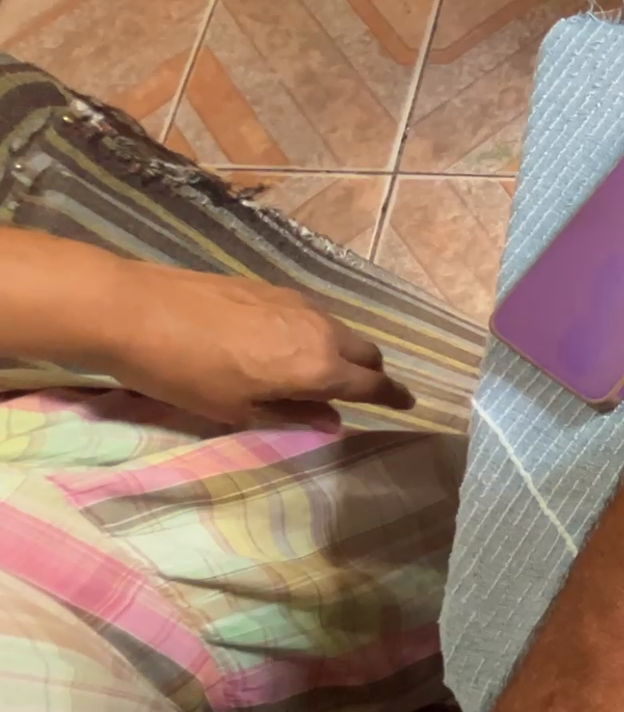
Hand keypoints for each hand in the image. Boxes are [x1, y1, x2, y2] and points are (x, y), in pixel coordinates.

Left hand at [100, 261, 413, 427]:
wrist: (127, 307)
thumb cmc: (180, 371)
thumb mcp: (233, 409)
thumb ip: (291, 415)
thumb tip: (329, 421)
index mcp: (320, 370)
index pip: (375, 386)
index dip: (396, 397)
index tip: (408, 403)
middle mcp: (324, 335)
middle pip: (369, 355)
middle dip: (371, 373)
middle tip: (356, 388)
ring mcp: (302, 307)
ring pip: (343, 333)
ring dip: (342, 352)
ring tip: (313, 365)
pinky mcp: (277, 290)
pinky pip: (314, 317)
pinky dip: (315, 333)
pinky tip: (281, 339)